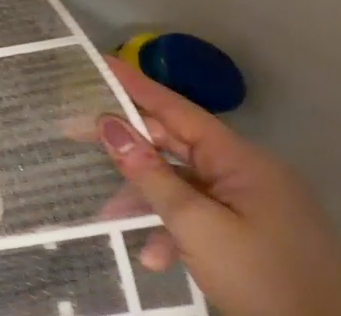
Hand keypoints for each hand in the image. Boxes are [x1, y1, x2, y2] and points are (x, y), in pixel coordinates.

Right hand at [98, 56, 340, 315]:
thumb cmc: (264, 278)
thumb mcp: (196, 226)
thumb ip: (150, 173)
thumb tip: (108, 124)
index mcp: (242, 161)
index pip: (177, 109)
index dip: (136, 86)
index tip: (98, 63)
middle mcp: (250, 174)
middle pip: (177, 146)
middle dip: (130, 151)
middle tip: (76, 137)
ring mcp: (257, 206)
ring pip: (186, 186)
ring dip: (149, 201)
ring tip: (112, 220)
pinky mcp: (259, 236)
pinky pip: (204, 216)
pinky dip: (175, 230)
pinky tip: (157, 256)